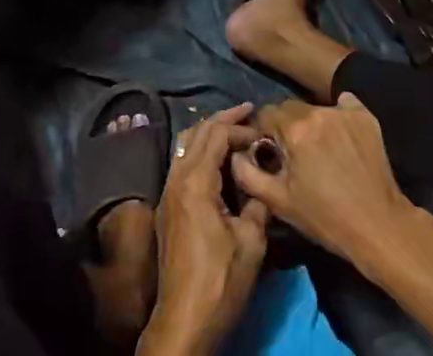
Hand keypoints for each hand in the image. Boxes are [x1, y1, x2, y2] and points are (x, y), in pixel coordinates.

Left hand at [140, 104, 269, 355]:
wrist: (184, 321)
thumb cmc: (221, 279)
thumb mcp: (252, 239)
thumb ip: (258, 200)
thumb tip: (262, 179)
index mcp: (195, 182)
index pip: (217, 133)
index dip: (242, 127)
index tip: (265, 132)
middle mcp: (176, 179)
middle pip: (198, 132)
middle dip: (224, 118)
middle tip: (249, 111)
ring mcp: (168, 192)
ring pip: (186, 145)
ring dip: (210, 132)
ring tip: (236, 129)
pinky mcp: (168, 207)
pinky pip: (183, 163)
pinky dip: (202, 150)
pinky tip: (220, 158)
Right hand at [231, 94, 415, 262]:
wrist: (376, 224)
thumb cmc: (324, 217)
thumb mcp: (278, 202)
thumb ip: (248, 174)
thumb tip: (236, 154)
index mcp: (295, 129)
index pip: (267, 113)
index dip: (263, 132)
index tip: (269, 150)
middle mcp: (319, 112)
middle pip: (291, 108)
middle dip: (287, 127)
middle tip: (294, 154)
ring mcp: (345, 111)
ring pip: (317, 108)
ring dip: (311, 124)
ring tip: (319, 151)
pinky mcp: (366, 116)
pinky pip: (344, 105)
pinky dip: (338, 116)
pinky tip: (341, 138)